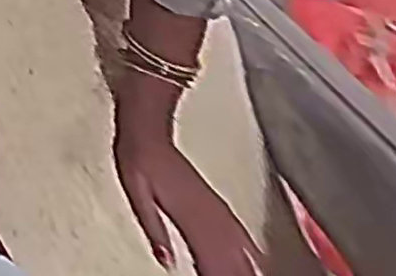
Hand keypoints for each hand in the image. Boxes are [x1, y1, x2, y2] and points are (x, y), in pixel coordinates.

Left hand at [115, 120, 263, 274]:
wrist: (148, 134)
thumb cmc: (138, 160)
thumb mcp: (135, 191)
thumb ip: (152, 226)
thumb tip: (166, 261)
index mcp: (190, 217)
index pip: (212, 265)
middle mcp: (211, 218)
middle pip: (235, 265)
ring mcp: (220, 212)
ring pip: (246, 255)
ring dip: (246, 272)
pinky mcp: (220, 207)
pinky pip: (247, 239)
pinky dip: (254, 258)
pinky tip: (259, 265)